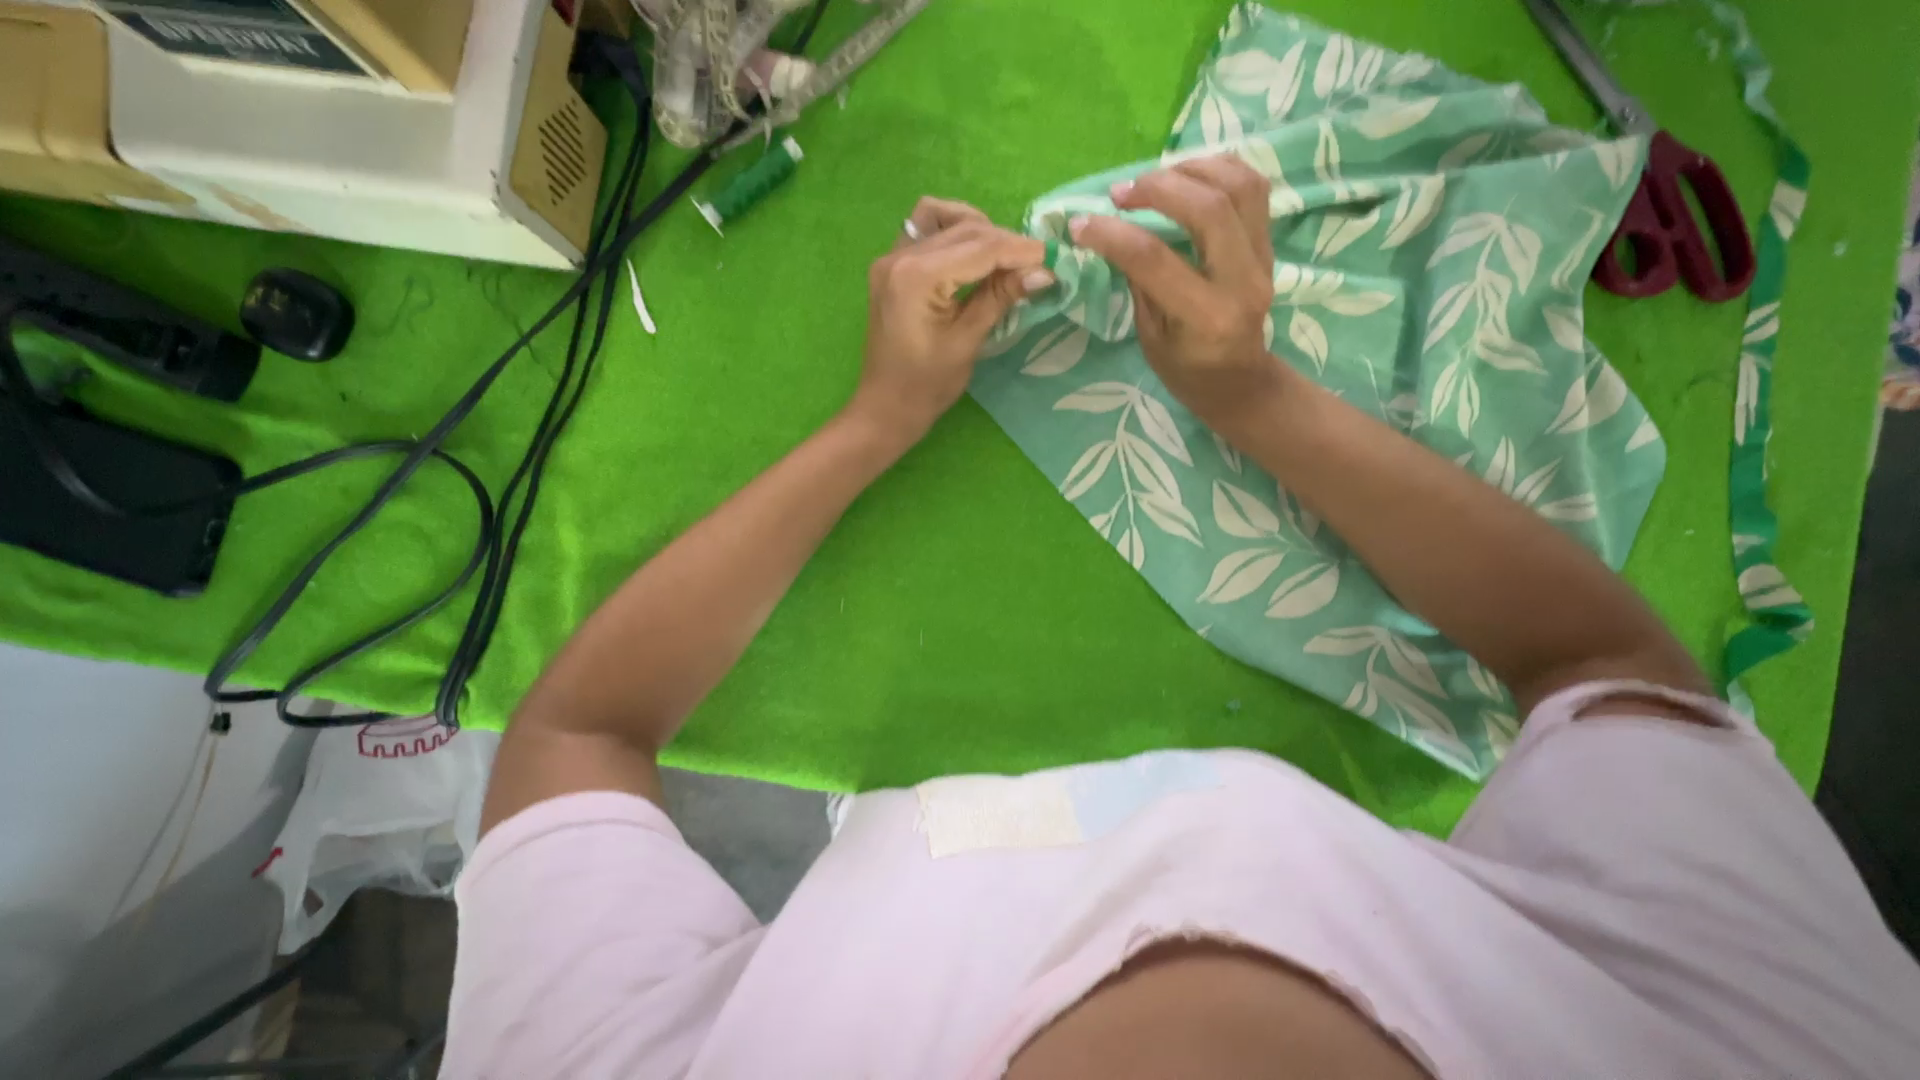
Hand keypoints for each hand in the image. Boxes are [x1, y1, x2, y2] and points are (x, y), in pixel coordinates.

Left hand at [851, 197, 1053, 442]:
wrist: (886, 405)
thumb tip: (1043, 271)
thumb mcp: (968, 341)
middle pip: (965, 229)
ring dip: (979, 231)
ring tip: (1004, 259)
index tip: (1053, 259)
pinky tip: (973, 255)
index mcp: (917, 277)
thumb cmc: (927, 385)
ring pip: (944, 219)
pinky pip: (925, 229)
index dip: (1020, 250)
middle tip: (1037, 265)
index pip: (980, 248)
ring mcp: (892, 257)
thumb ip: (1000, 297)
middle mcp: (900, 256)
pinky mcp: (893, 266)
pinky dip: (953, 233)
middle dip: (1005, 242)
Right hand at [1069, 155, 1285, 436]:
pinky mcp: (1269, 244)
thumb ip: (1138, 281)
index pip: (1155, 260)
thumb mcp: (1150, 335)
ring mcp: (1264, 260)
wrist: (1239, 381)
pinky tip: (1187, 175)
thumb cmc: (1185, 368)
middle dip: (1157, 188)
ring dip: (1192, 169)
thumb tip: (1110, 233)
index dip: (1112, 234)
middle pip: (1208, 208)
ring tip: (1156, 177)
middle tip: (1121, 193)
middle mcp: (1242, 283)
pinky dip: (1219, 169)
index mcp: (1206, 317)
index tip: (1081, 224)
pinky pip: (1253, 188)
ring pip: (1239, 186)